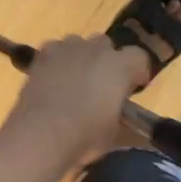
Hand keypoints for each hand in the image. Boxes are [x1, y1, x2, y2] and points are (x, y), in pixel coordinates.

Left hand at [4, 35, 151, 162]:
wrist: (41, 135)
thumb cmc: (84, 138)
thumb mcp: (112, 134)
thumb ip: (120, 117)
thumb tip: (119, 119)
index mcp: (120, 67)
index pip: (139, 58)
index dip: (138, 73)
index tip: (133, 89)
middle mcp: (96, 49)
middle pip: (107, 46)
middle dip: (106, 62)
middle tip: (100, 87)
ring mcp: (67, 48)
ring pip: (79, 44)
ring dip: (81, 58)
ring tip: (74, 82)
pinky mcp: (43, 55)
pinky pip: (55, 50)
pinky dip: (57, 61)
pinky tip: (52, 80)